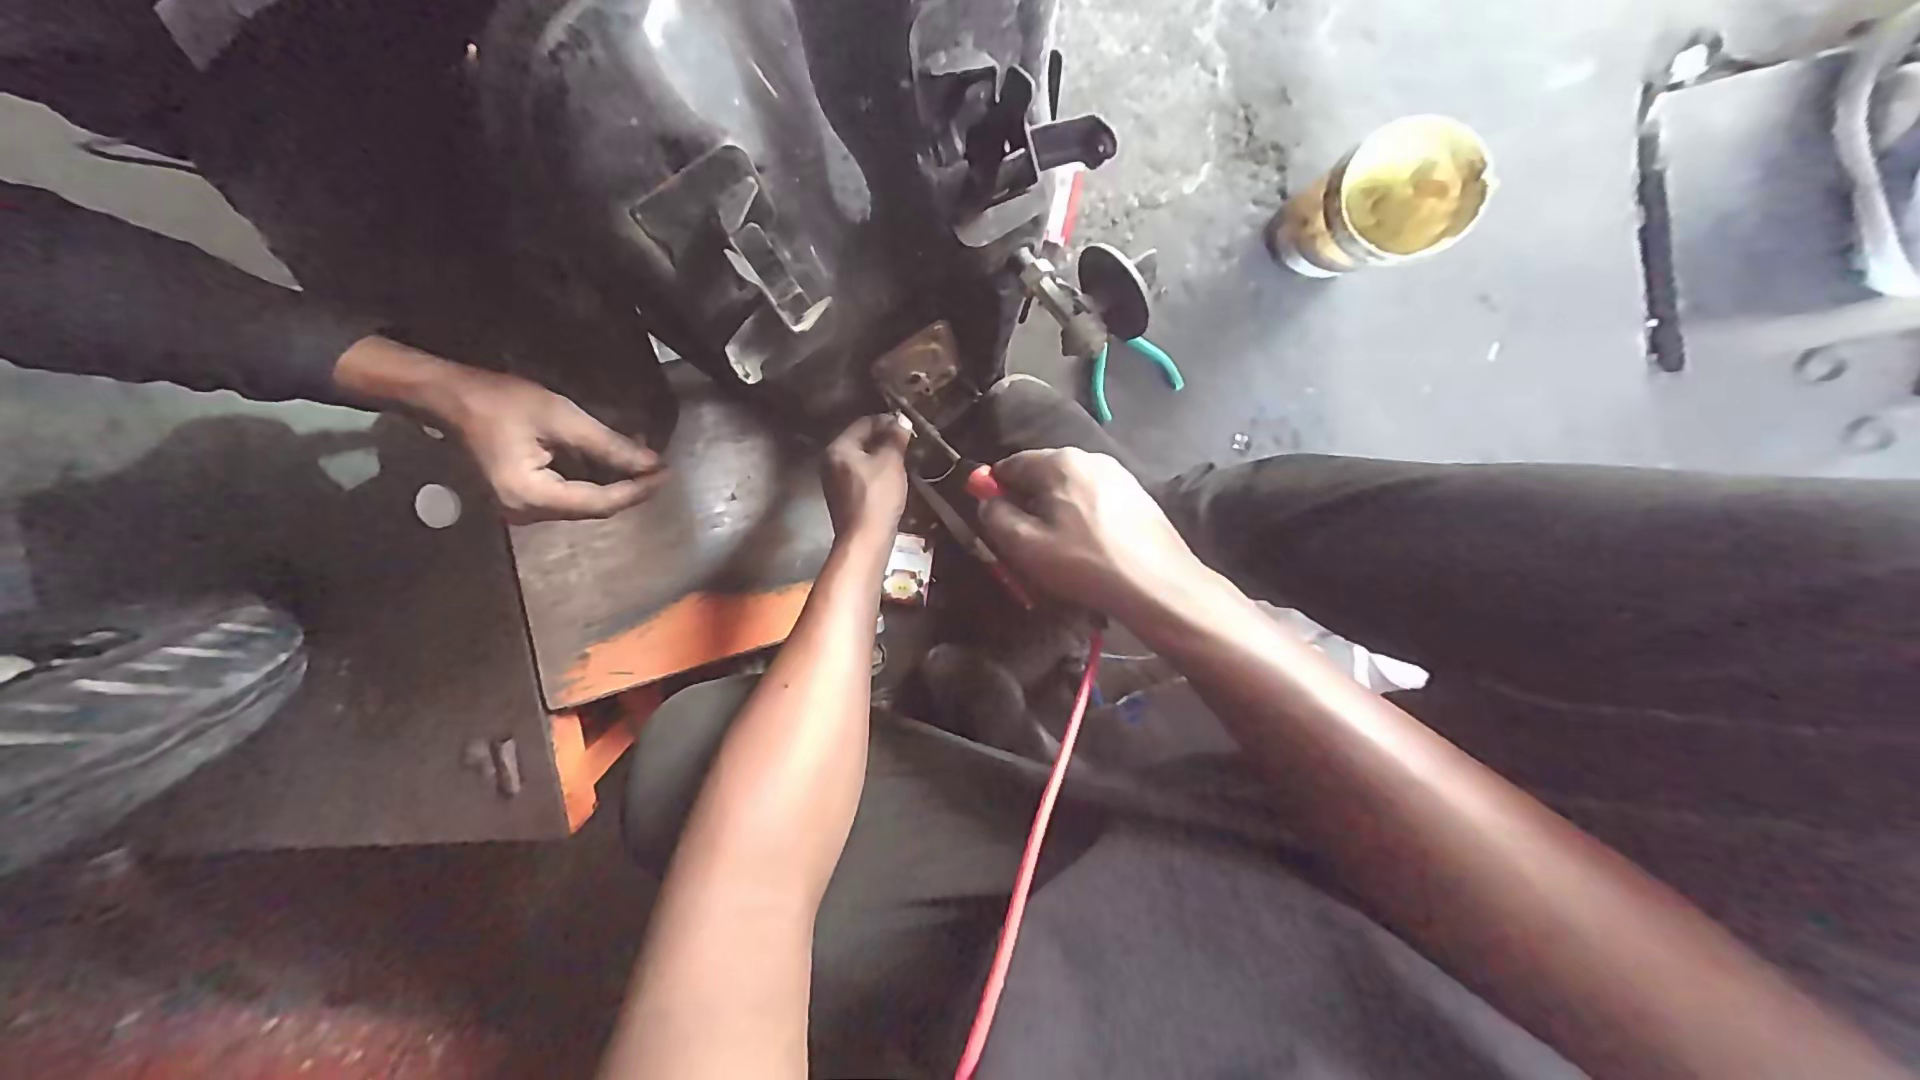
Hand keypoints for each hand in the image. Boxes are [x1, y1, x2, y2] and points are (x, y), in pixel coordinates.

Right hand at [440, 368, 666, 522]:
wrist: (446, 396)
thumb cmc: (498, 402)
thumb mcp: (561, 418)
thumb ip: (609, 446)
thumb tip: (652, 464)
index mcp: (532, 497)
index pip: (602, 503)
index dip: (638, 490)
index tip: (667, 474)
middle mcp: (527, 512)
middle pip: (595, 506)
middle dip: (630, 485)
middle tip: (659, 466)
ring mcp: (524, 507)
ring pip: (586, 501)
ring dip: (615, 480)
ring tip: (642, 457)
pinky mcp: (525, 496)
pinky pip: (570, 493)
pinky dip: (595, 476)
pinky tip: (613, 457)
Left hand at [821, 414, 911, 537]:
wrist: (865, 539)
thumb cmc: (877, 496)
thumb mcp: (891, 462)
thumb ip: (895, 438)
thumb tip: (901, 421)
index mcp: (838, 448)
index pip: (863, 423)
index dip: (886, 421)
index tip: (906, 425)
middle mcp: (830, 462)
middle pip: (859, 441)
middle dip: (883, 439)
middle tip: (906, 441)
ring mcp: (834, 481)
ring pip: (860, 459)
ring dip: (880, 456)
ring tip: (902, 458)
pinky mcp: (842, 498)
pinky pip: (860, 476)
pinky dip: (875, 472)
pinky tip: (891, 477)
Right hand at [976, 447, 1213, 620]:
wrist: (1158, 585)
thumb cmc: (1084, 563)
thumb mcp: (1025, 545)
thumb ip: (995, 516)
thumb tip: (987, 500)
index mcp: (1059, 461)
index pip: (1009, 465)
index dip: (994, 492)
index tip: (996, 523)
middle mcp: (1090, 456)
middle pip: (1041, 475)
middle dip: (1027, 503)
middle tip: (1026, 542)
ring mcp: (1118, 474)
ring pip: (1069, 488)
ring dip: (1055, 512)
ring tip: (1060, 549)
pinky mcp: (1137, 495)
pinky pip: (1094, 499)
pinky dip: (1082, 517)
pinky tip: (1090, 546)